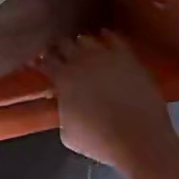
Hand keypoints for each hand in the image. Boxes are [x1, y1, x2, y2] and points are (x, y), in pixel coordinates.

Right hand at [40, 32, 178, 175]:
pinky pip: (113, 37)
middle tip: (58, 52)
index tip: (39, 60)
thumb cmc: (100, 142)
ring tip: (81, 47)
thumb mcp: (68, 133)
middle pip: (63, 43)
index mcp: (63, 78)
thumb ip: (62, 112)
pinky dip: (106, 36)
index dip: (40, 60)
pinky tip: (104, 36)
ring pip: (86, 38)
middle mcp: (80, 60)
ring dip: (81, 43)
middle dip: (58, 46)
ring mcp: (104, 55)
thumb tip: (63, 102)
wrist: (139, 138)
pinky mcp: (126, 56)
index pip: (45, 61)